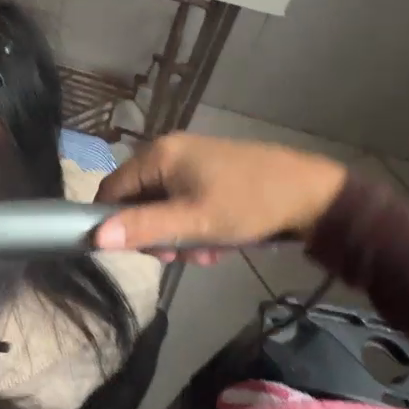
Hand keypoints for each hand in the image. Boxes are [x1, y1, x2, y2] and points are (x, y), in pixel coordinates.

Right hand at [92, 134, 346, 262]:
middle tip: (181, 255)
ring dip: (179, 236)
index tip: (138, 251)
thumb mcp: (194, 222)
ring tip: (207, 251)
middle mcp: (169, 152)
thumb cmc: (248, 204)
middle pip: (138, 201)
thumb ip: (144, 228)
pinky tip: (219, 242)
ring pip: (164, 208)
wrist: (313, 194)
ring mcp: (191, 162)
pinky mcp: (210, 174)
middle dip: (157, 234)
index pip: (110, 190)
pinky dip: (196, 226)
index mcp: (158, 155)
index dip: (114, 223)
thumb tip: (95, 237)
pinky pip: (185, 204)